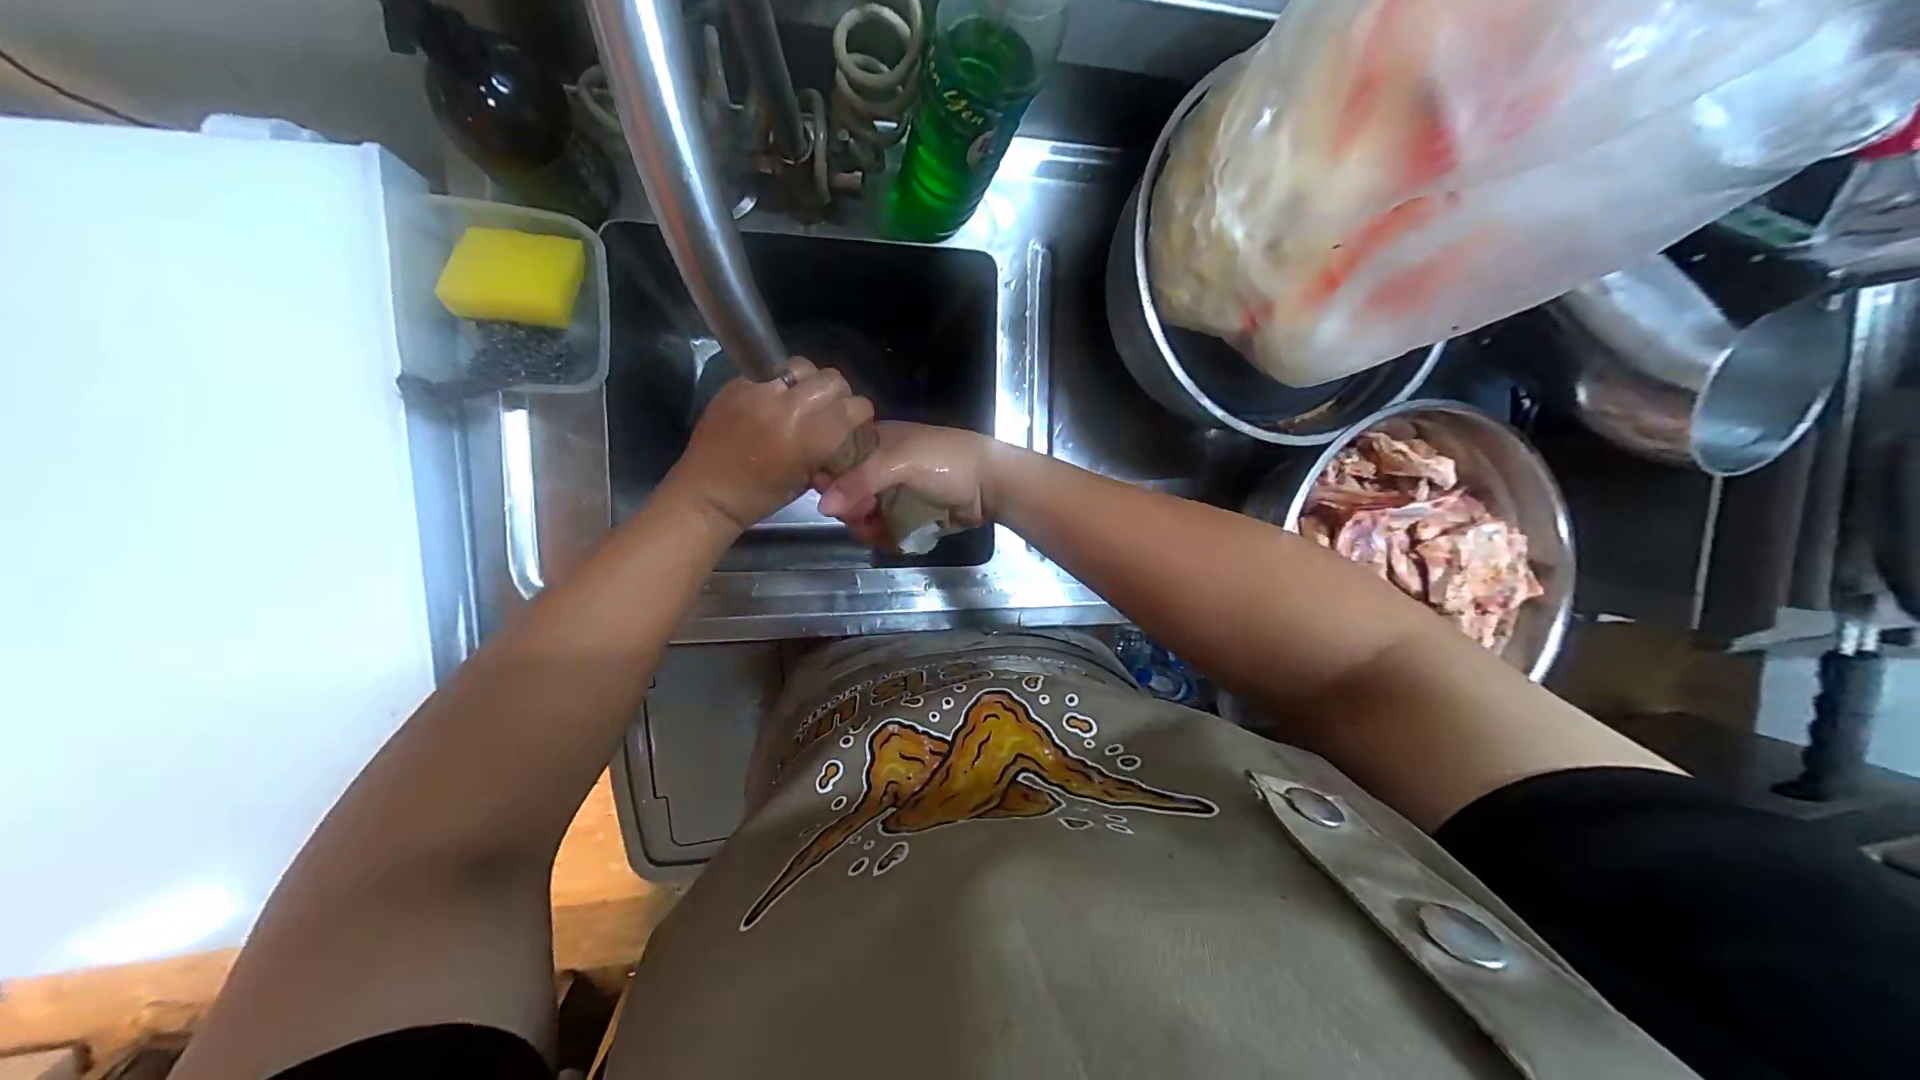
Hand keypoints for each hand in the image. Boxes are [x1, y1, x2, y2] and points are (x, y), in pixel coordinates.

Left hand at [664, 358, 874, 530]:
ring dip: (809, 381)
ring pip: (802, 366)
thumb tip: (847, 431)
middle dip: (838, 393)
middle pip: (831, 379)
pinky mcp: (737, 384)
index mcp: (808, 437)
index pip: (853, 406)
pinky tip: (773, 402)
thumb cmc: (761, 497)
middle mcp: (786, 407)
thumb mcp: (809, 479)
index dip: (860, 413)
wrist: (708, 494)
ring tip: (801, 399)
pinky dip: (779, 383)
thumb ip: (831, 448)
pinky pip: (770, 371)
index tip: (856, 422)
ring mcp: (759, 391)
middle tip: (830, 409)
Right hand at [815, 422, 997, 546]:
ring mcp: (896, 491)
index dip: (830, 480)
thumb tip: (823, 507)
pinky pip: (886, 528)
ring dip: (867, 528)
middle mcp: (882, 465)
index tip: (834, 499)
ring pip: (866, 514)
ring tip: (877, 534)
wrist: (992, 484)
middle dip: (852, 510)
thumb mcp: (898, 463)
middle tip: (863, 519)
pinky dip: (886, 536)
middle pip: (849, 493)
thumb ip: (859, 482)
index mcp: (876, 441)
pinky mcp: (910, 513)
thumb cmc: (945, 461)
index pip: (837, 459)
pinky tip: (891, 540)